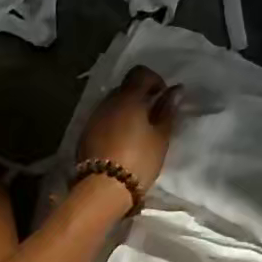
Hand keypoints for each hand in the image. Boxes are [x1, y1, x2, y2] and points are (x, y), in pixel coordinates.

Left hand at [77, 66, 182, 193]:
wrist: (103, 188)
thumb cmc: (138, 161)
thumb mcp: (160, 138)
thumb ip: (167, 111)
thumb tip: (176, 90)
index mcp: (128, 98)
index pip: (140, 73)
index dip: (154, 81)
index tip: (163, 98)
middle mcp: (108, 102)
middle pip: (125, 89)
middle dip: (139, 97)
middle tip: (152, 118)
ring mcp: (93, 118)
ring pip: (112, 106)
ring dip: (125, 113)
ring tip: (137, 134)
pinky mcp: (85, 135)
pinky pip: (103, 121)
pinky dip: (113, 125)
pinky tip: (121, 143)